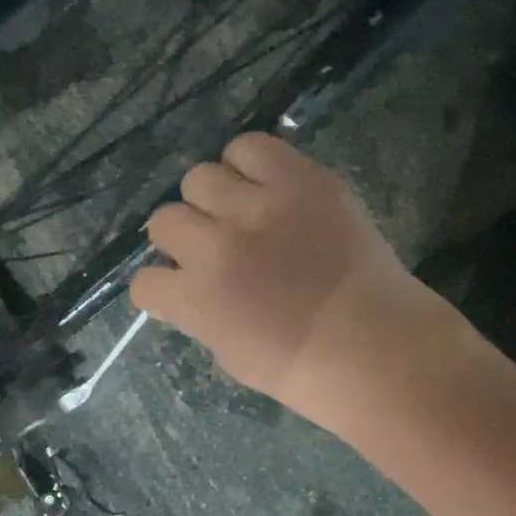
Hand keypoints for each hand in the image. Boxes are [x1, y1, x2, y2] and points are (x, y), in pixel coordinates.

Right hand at [132, 133, 462, 424]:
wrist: (371, 346)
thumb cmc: (297, 367)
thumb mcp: (226, 353)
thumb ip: (197, 315)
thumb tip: (184, 292)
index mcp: (194, 299)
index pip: (144, 281)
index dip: (158, 288)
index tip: (176, 290)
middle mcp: (216, 246)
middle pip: (165, 219)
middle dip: (179, 237)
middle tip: (207, 246)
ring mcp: (258, 208)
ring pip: (200, 177)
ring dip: (210, 198)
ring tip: (234, 210)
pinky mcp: (300, 180)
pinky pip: (250, 148)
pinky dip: (245, 164)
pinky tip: (259, 184)